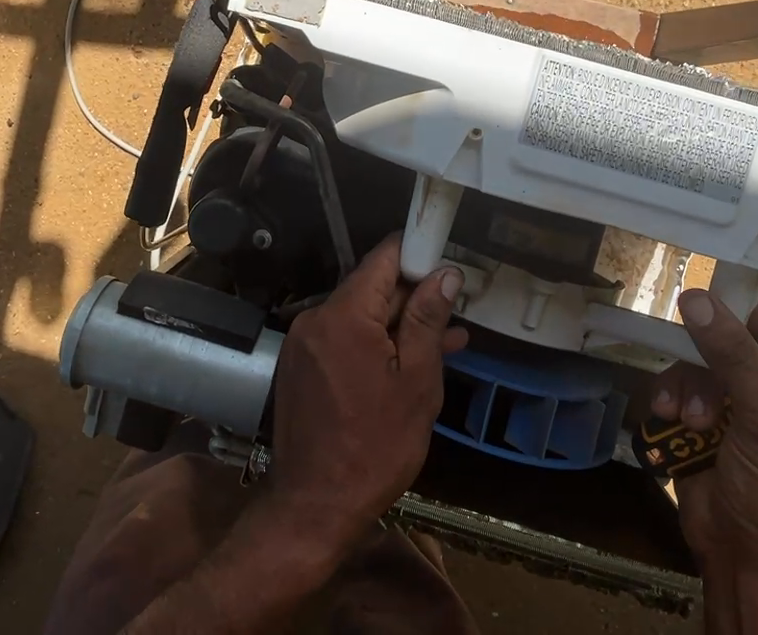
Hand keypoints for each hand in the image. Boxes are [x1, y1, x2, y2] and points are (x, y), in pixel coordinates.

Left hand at [266, 236, 468, 548]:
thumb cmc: (375, 447)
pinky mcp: (302, 367)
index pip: (382, 259)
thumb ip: (426, 321)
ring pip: (360, 317)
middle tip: (455, 308)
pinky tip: (410, 359)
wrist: (316, 506)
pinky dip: (376, 344)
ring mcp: (305, 344)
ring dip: (399, 325)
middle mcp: (316, 319)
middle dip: (413, 296)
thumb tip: (444, 275)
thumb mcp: (416, 382)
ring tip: (447, 337)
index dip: (416, 253)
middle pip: (370, 288)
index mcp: (343, 315)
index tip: (447, 258)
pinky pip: (345, 340)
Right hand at [649, 291, 757, 632]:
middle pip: (749, 344)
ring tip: (686, 415)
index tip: (736, 322)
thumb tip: (696, 298)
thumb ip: (735, 356)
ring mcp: (747, 409)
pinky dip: (673, 396)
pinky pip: (684, 385)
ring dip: (690, 382)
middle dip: (717, 362)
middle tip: (697, 370)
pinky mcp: (708, 420)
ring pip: (709, 362)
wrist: (745, 559)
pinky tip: (669, 415)